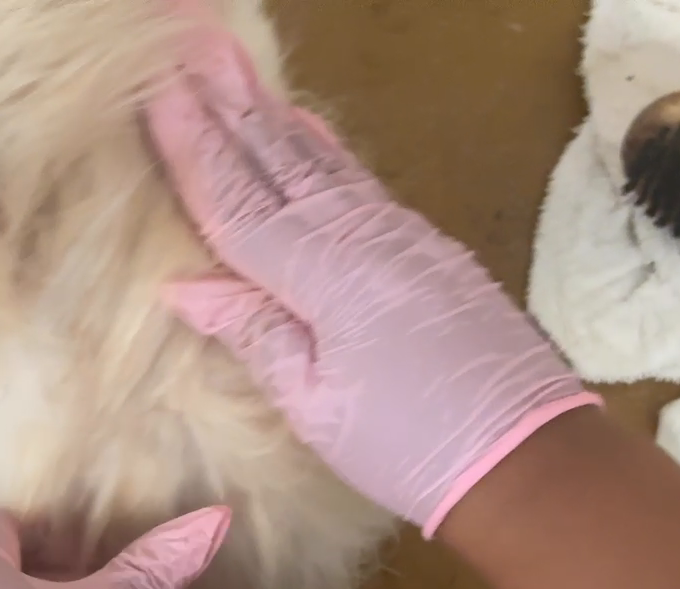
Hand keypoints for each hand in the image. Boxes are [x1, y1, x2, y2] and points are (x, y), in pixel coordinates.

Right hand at [146, 28, 599, 533]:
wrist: (521, 455)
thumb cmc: (405, 443)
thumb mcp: (312, 403)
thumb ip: (253, 332)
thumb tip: (182, 284)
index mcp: (327, 277)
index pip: (240, 204)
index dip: (195, 150)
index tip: (158, 92)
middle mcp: (362, 237)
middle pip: (277, 161)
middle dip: (227, 100)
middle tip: (189, 39)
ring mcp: (396, 235)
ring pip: (315, 161)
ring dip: (264, 111)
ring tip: (229, 67)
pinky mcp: (417, 245)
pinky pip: (351, 180)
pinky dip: (315, 146)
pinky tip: (295, 126)